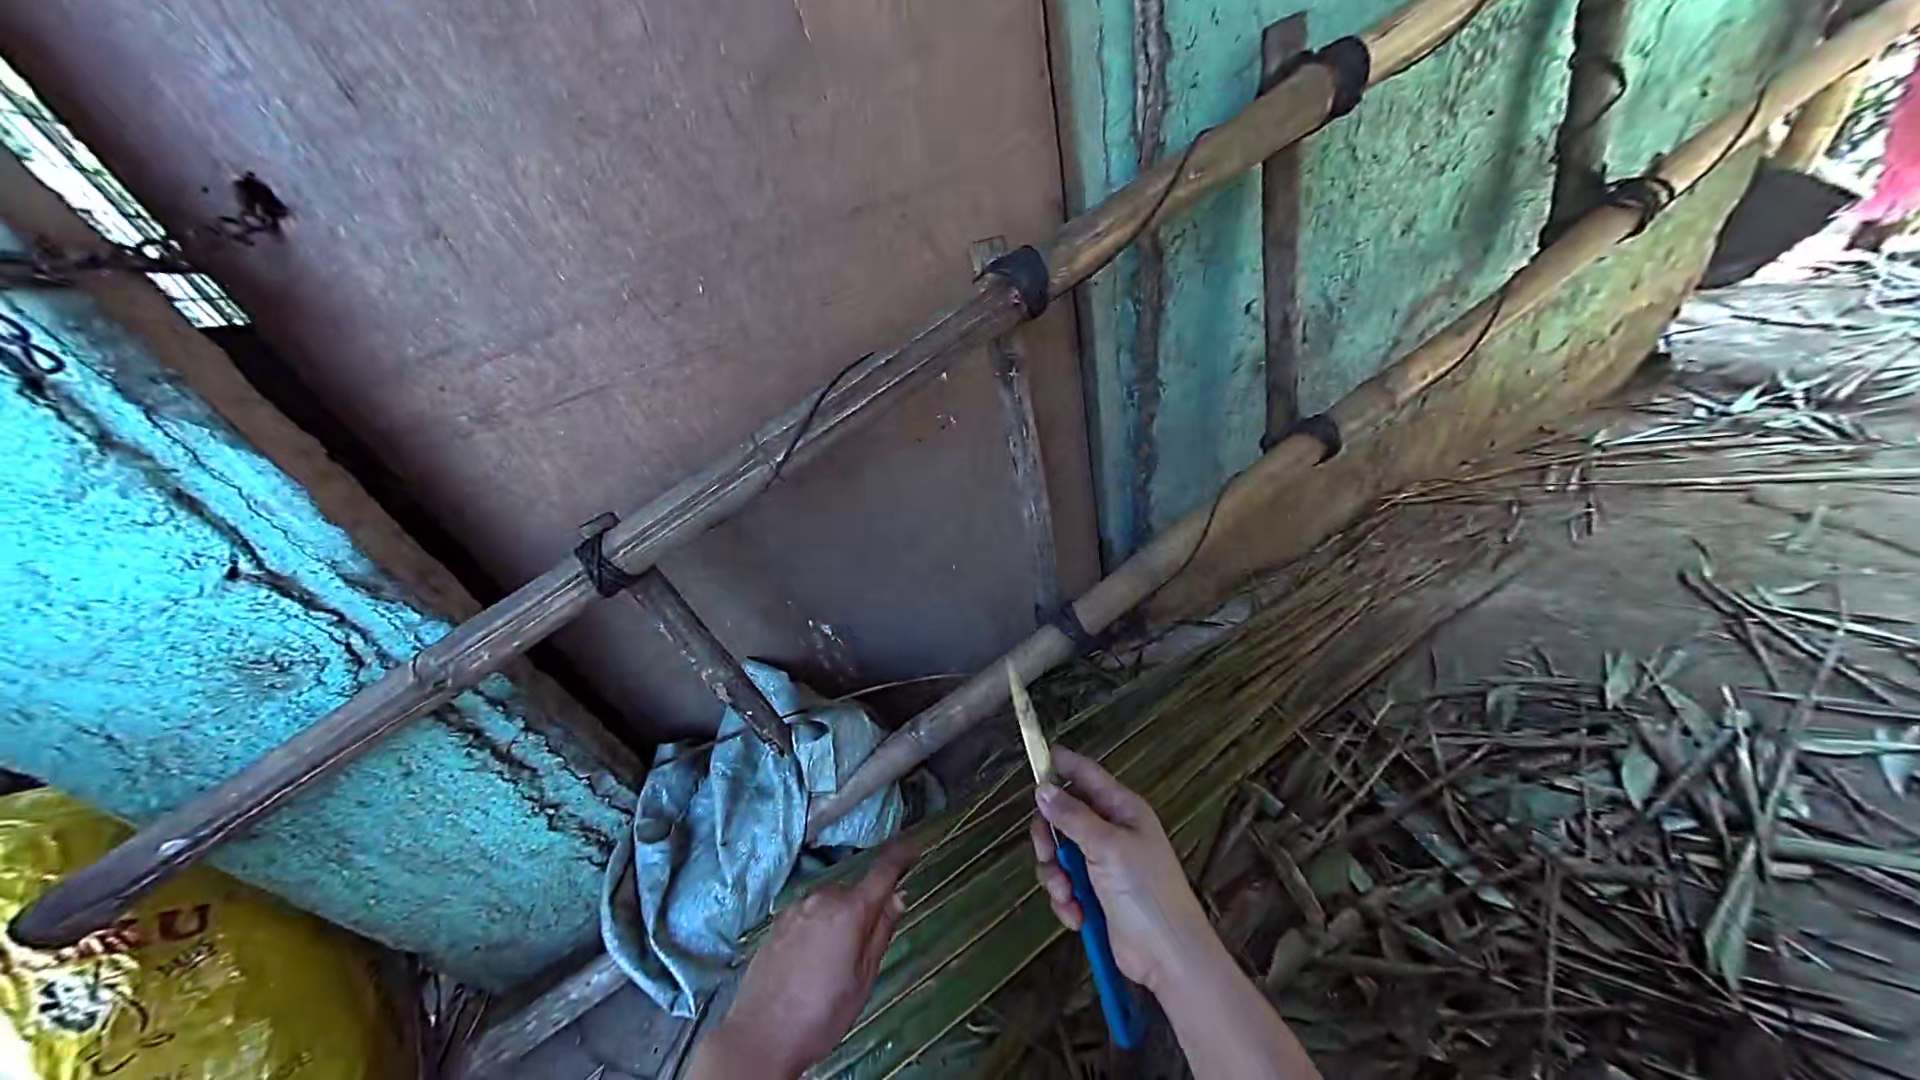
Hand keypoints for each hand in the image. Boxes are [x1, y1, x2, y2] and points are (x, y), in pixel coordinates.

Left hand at [691, 840, 916, 1079]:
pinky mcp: (778, 922)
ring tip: (833, 962)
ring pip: (830, 903)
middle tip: (863, 948)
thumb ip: (882, 931)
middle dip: (864, 908)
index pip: (883, 871)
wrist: (759, 1037)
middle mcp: (823, 898)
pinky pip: (809, 914)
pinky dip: (818, 926)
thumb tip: (899, 896)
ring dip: (839, 918)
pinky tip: (810, 961)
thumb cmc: (821, 1014)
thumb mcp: (863, 979)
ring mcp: (797, 908)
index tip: (913, 848)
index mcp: (850, 910)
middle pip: (854, 892)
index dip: (901, 857)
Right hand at [1029, 747, 1216, 995]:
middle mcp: (1111, 830)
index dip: (1061, 764)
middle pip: (1063, 815)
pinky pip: (1065, 884)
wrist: (1169, 958)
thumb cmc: (1145, 892)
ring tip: (1066, 895)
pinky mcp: (1095, 894)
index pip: (1085, 774)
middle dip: (1049, 837)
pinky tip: (1076, 915)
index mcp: (1121, 808)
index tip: (1035, 759)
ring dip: (1055, 875)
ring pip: (1059, 854)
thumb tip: (1042, 789)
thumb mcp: (1108, 847)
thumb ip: (1072, 816)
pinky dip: (1065, 900)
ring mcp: (1102, 863)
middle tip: (1047, 854)